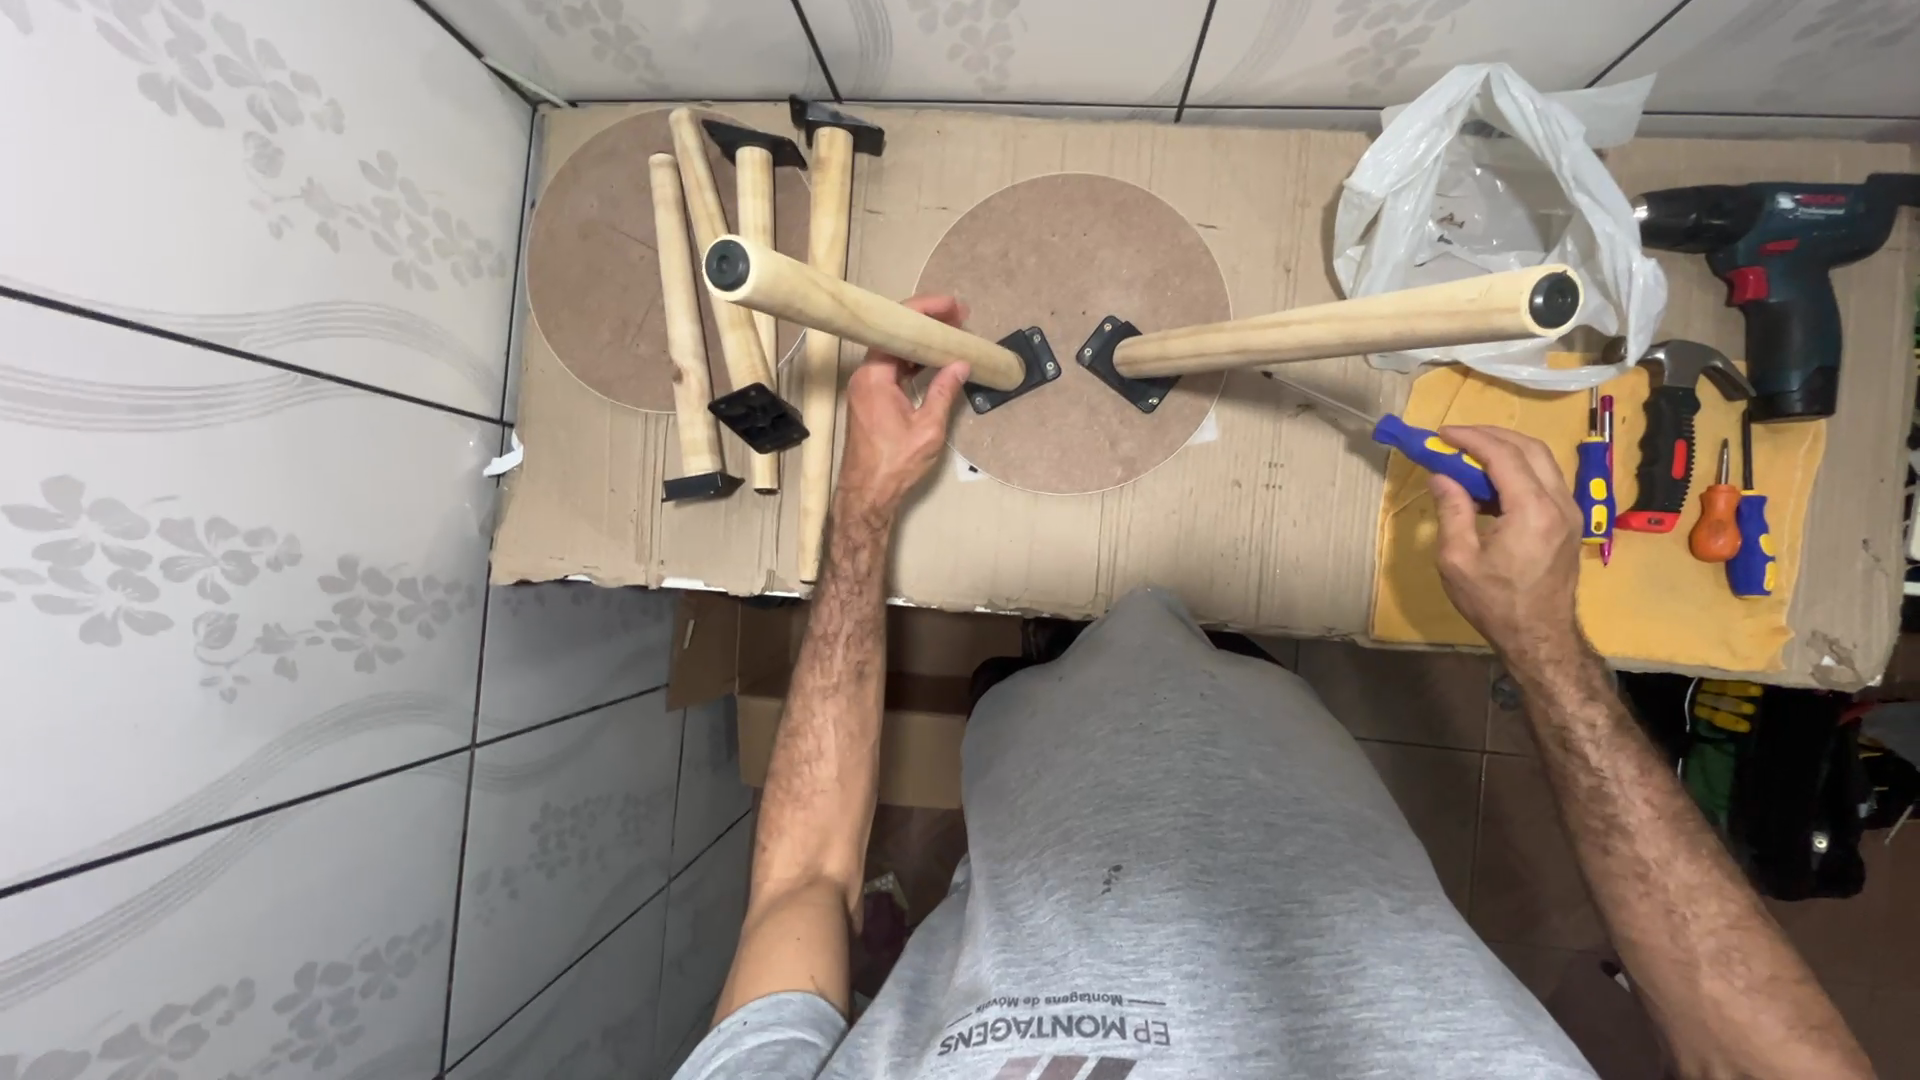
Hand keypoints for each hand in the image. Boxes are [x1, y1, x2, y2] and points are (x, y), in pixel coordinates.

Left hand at [834, 295, 971, 520]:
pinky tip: (935, 359)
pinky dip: (913, 360)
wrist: (867, 494)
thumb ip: (944, 392)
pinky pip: (892, 368)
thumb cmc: (894, 465)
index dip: (926, 311)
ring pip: (894, 350)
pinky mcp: (869, 398)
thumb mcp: (928, 428)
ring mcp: (865, 386)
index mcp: (874, 377)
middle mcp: (865, 375)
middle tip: (960, 317)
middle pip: (894, 334)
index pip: (897, 327)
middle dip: (927, 322)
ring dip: (921, 341)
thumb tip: (962, 365)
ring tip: (953, 334)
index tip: (953, 308)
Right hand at [1427, 425, 1583, 662]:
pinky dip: (1517, 467)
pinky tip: (1490, 480)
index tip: (1442, 434)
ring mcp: (1570, 511)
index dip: (1471, 439)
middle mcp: (1559, 503)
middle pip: (1530, 448)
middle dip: (1491, 435)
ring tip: (1469, 452)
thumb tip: (1442, 476)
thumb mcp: (1457, 558)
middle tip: (1455, 436)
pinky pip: (1545, 479)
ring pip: (1543, 461)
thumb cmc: (1492, 601)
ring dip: (1506, 448)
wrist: (1538, 634)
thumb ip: (1452, 511)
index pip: (1503, 456)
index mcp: (1531, 511)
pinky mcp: (1568, 521)